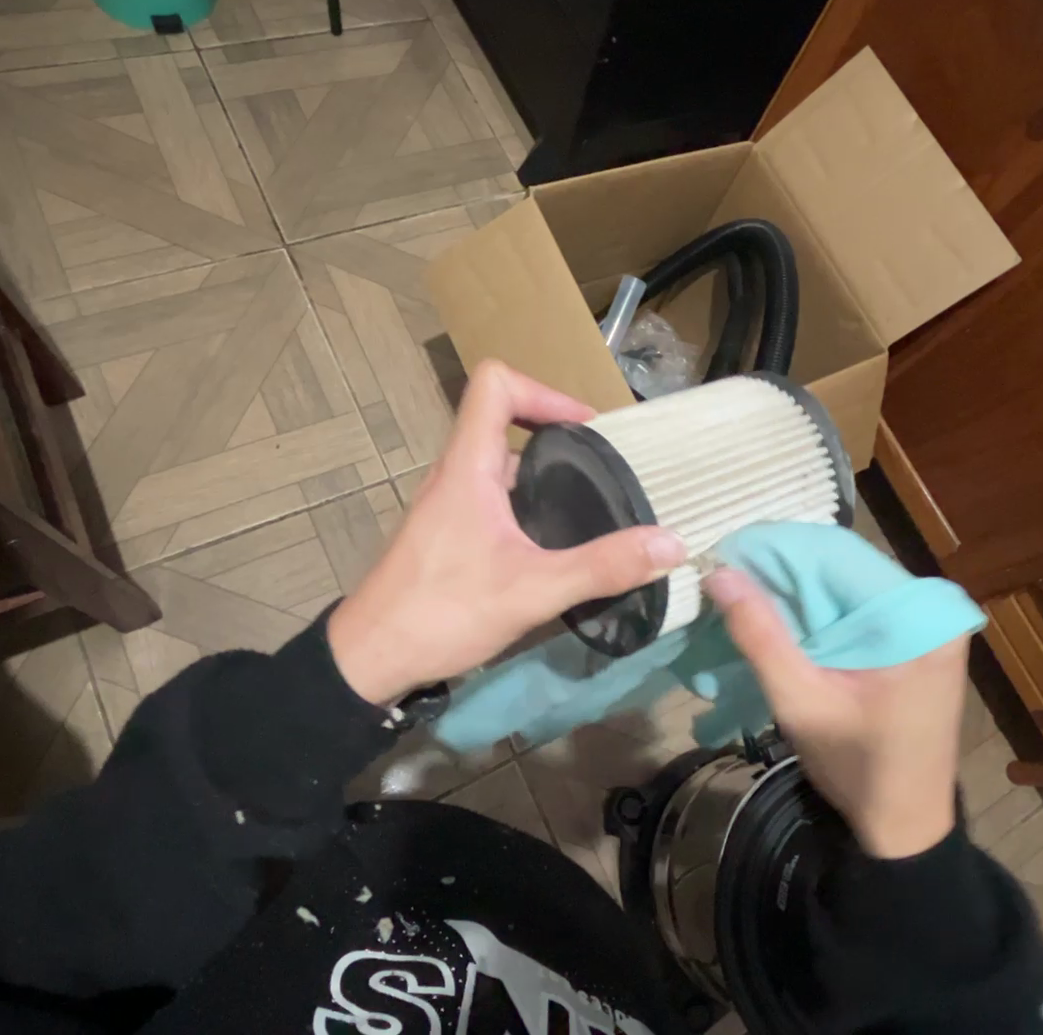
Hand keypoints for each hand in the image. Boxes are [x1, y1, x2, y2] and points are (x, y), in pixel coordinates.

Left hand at [328, 361, 686, 704]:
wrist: (371, 658)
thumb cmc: (443, 611)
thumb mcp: (532, 590)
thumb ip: (602, 567)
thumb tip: (672, 543)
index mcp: (468, 466)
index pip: (495, 384)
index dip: (543, 391)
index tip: (586, 429)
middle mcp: (456, 474)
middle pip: (503, 422)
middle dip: (558, 438)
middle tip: (606, 472)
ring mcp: (448, 504)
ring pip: (499, 465)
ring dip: (544, 474)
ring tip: (591, 507)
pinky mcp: (447, 533)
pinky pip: (492, 497)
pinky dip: (527, 505)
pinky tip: (553, 546)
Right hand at [704, 568, 968, 859]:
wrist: (905, 823)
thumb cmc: (859, 767)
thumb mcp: (800, 702)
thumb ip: (760, 636)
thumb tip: (718, 573)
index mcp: (920, 619)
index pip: (837, 556)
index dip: (776, 551)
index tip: (724, 557)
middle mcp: (931, 608)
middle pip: (842, 563)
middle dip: (781, 568)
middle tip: (725, 577)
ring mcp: (926, 620)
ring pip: (843, 579)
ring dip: (793, 586)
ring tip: (741, 591)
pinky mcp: (913, 635)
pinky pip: (854, 602)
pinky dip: (814, 607)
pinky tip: (777, 614)